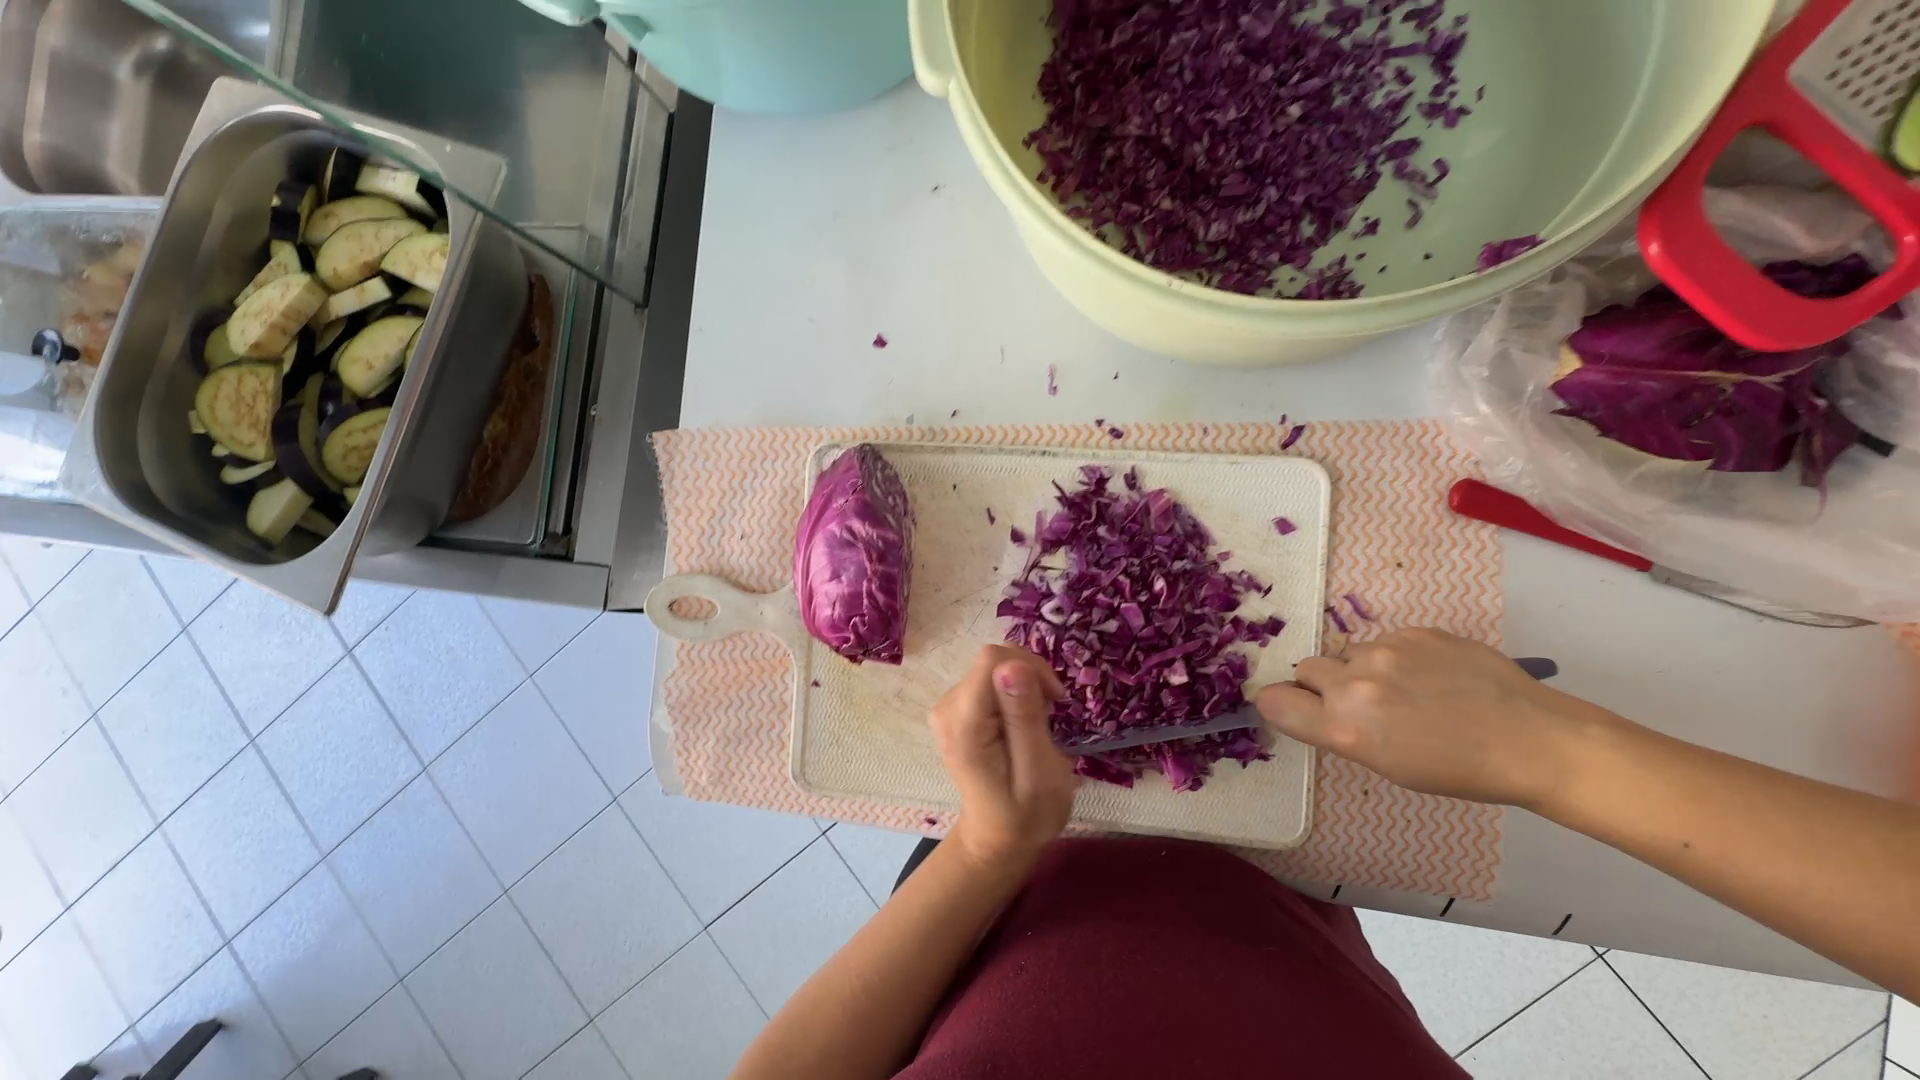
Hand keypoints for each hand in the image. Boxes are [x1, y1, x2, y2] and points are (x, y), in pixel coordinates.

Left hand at [929, 645, 1077, 872]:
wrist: (997, 838)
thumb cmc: (1026, 814)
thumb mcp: (1039, 773)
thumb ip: (1025, 718)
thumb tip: (1013, 666)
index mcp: (964, 725)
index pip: (993, 660)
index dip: (1031, 669)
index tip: (1055, 701)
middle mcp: (946, 708)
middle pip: (994, 661)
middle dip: (1030, 679)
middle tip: (1049, 718)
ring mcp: (948, 707)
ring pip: (994, 668)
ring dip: (1025, 688)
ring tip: (1036, 727)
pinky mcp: (956, 707)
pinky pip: (990, 680)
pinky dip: (1015, 694)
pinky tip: (1022, 725)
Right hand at [1255, 629, 1611, 809]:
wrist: (1532, 739)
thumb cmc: (1458, 770)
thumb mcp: (1386, 764)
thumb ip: (1340, 730)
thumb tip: (1315, 707)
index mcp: (1343, 727)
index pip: (1274, 701)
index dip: (1279, 704)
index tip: (1297, 709)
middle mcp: (1354, 684)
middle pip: (1307, 669)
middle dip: (1324, 684)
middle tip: (1361, 704)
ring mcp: (1386, 651)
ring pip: (1349, 654)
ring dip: (1363, 669)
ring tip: (1408, 690)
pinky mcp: (1416, 631)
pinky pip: (1386, 641)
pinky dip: (1398, 657)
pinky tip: (1432, 676)